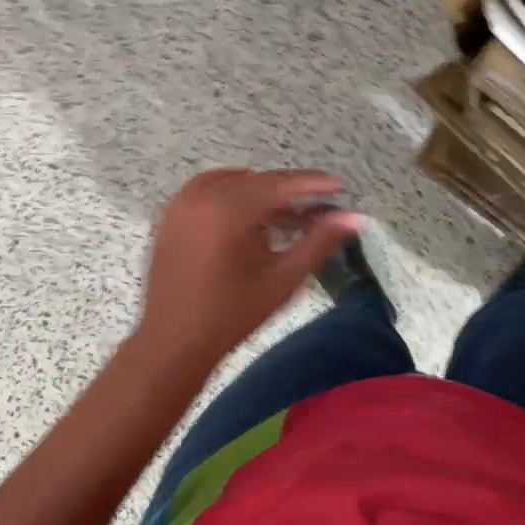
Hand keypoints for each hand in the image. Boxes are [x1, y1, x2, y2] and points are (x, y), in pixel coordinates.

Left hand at [134, 169, 362, 377]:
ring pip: (232, 182)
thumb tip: (353, 218)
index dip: (312, 183)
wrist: (174, 343)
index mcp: (228, 210)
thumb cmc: (233, 314)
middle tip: (318, 205)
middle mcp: (201, 198)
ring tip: (285, 214)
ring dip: (260, 191)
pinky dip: (232, 194)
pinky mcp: (170, 217)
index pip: (279, 184)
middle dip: (289, 190)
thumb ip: (319, 242)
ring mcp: (181, 205)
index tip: (340, 186)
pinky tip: (248, 217)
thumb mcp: (284, 278)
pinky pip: (207, 190)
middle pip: (256, 181)